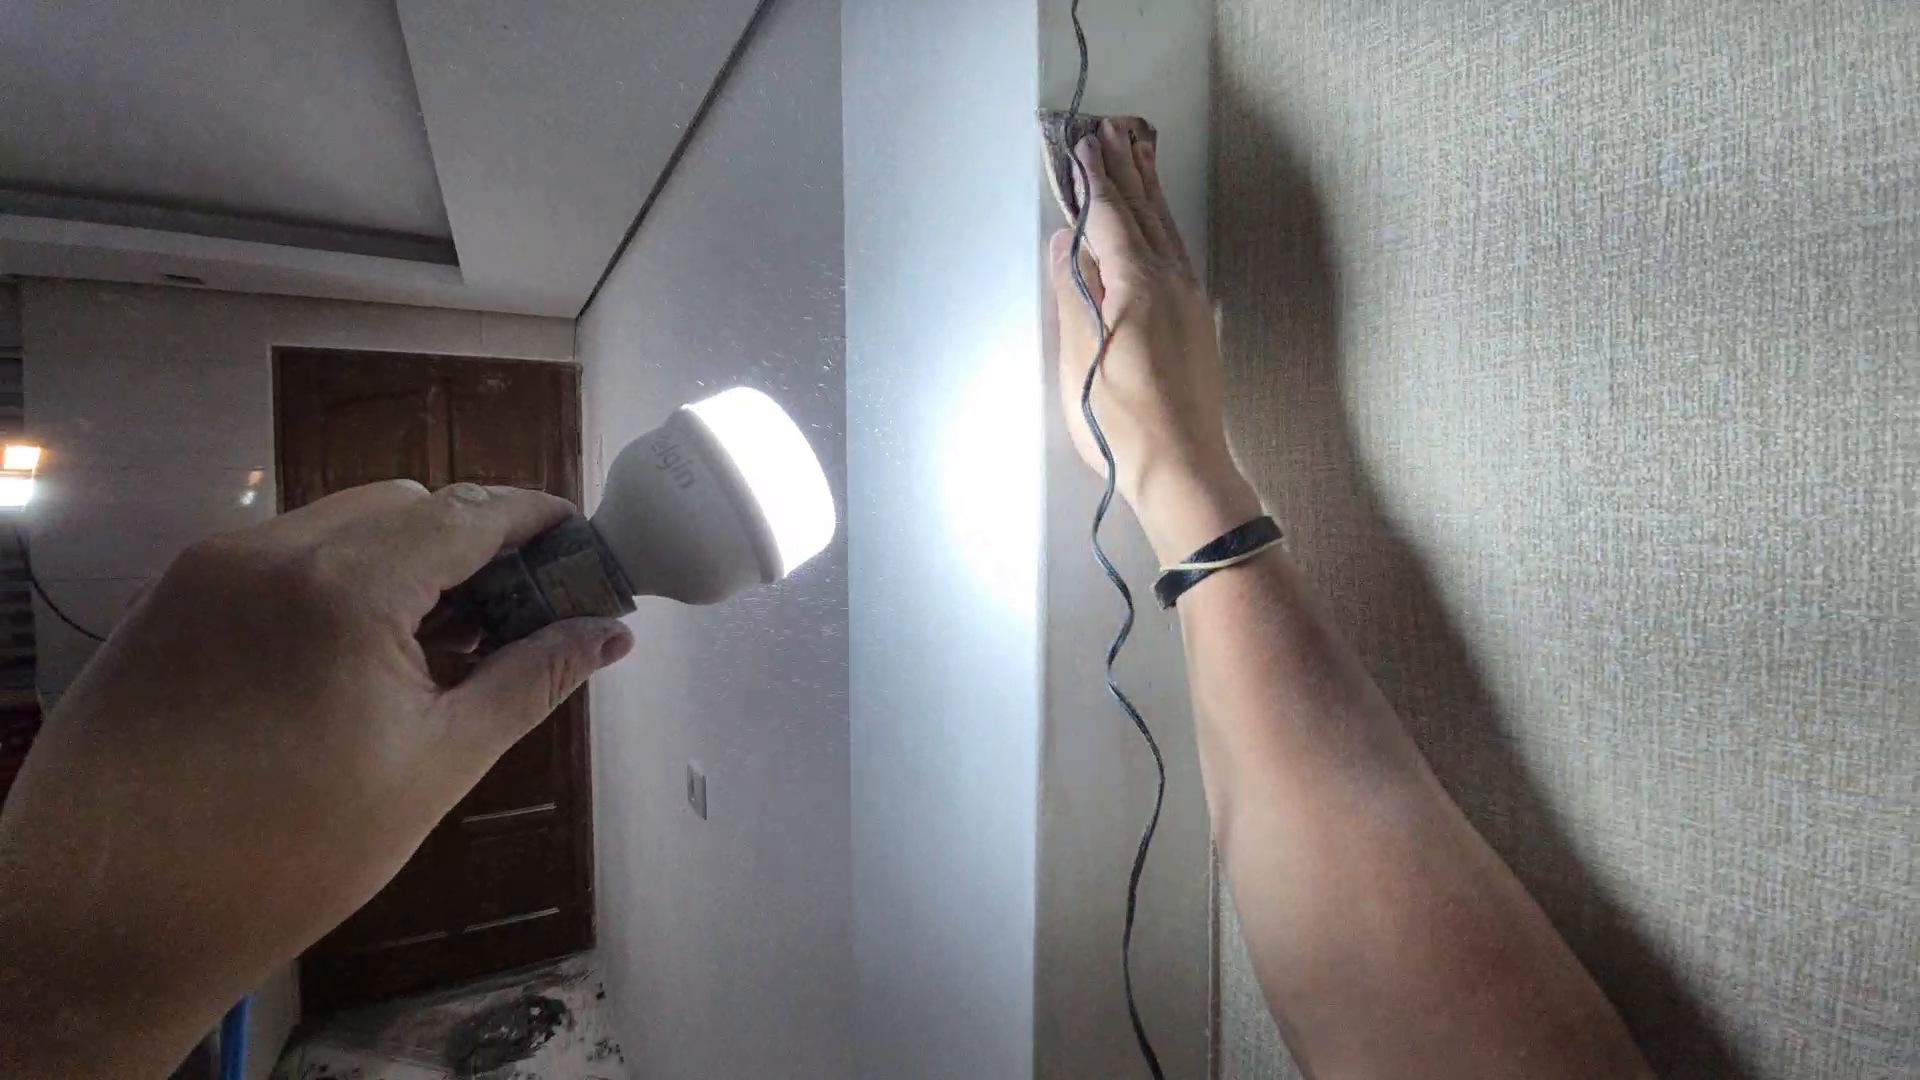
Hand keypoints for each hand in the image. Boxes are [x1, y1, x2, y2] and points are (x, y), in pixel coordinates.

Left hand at [0, 481, 633, 1078]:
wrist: (90, 930)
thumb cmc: (292, 850)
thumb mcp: (442, 760)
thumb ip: (536, 676)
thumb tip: (613, 632)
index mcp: (343, 591)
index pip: (470, 513)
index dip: (538, 518)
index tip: (582, 542)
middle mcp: (268, 554)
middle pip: (415, 504)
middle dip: (483, 537)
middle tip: (523, 602)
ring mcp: (210, 571)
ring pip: (354, 520)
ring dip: (421, 552)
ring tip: (453, 629)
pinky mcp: (177, 599)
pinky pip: (297, 550)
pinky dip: (360, 570)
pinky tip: (375, 643)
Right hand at [1051, 118, 1262, 562]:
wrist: (1181, 468)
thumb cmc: (1119, 422)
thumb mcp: (1079, 358)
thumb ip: (1072, 294)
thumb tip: (1064, 244)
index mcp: (1139, 283)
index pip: (1112, 218)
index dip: (1095, 181)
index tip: (1083, 145)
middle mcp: (1172, 282)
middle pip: (1146, 215)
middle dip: (1126, 172)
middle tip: (1112, 132)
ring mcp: (1191, 303)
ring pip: (1167, 234)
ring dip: (1149, 195)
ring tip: (1137, 160)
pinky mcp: (1198, 327)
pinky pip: (1178, 259)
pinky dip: (1162, 231)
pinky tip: (1157, 231)